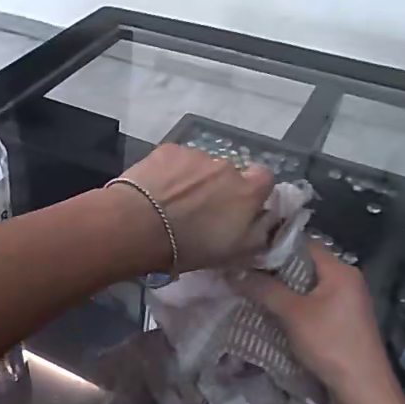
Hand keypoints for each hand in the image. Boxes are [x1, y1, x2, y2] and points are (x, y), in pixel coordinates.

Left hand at [112, 145, 278, 271]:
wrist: (138, 226)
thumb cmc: (189, 247)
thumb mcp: (234, 252)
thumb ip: (258, 232)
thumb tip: (266, 217)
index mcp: (248, 190)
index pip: (264, 179)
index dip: (251, 192)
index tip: (234, 207)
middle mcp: (226, 166)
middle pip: (227, 173)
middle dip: (216, 187)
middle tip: (196, 210)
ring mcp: (195, 155)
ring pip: (199, 166)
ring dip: (190, 179)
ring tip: (168, 201)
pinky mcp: (167, 151)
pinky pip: (173, 160)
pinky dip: (167, 172)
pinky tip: (153, 189)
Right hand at [229, 243, 393, 396]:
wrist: (361, 388)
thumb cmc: (330, 343)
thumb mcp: (292, 313)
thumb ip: (263, 289)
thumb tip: (232, 271)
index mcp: (340, 270)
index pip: (302, 244)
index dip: (272, 245)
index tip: (242, 249)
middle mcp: (344, 280)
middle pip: (301, 264)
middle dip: (270, 268)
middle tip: (238, 269)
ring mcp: (342, 301)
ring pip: (303, 285)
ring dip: (277, 287)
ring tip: (246, 287)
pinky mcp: (337, 320)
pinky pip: (307, 302)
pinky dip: (287, 303)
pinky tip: (266, 308)